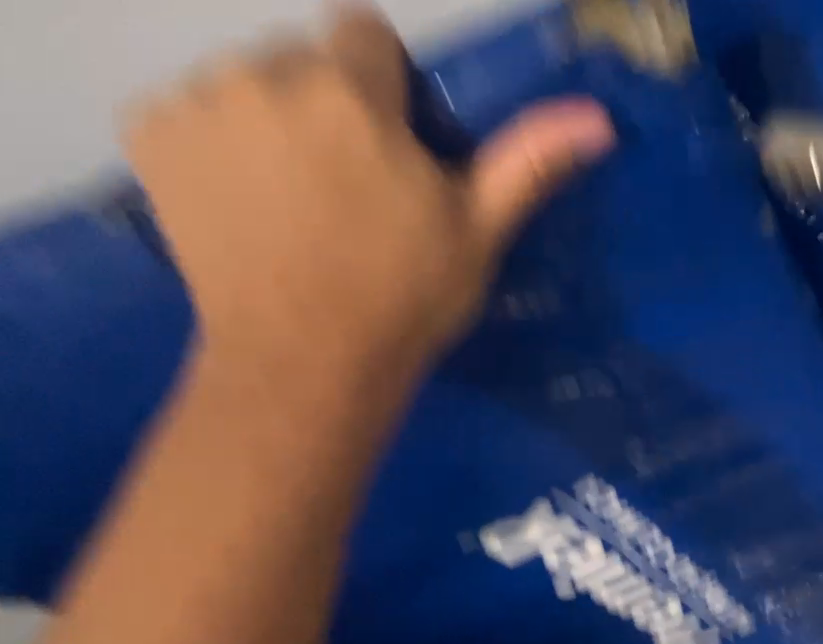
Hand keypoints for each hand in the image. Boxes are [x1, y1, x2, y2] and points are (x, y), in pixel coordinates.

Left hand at [122, 5, 615, 411]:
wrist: (307, 358)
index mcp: (350, 93)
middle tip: (356, 185)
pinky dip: (221, 145)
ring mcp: (197, 103)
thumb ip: (529, 161)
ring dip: (275, 121)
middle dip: (332, 104)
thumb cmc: (408, 294)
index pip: (366, 33)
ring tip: (301, 200)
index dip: (389, 85)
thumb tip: (598, 118)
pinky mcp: (151, 136)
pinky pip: (194, 113)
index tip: (400, 142)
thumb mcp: (482, 230)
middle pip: (305, 61)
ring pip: (248, 84)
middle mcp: (261, 74)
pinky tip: (249, 204)